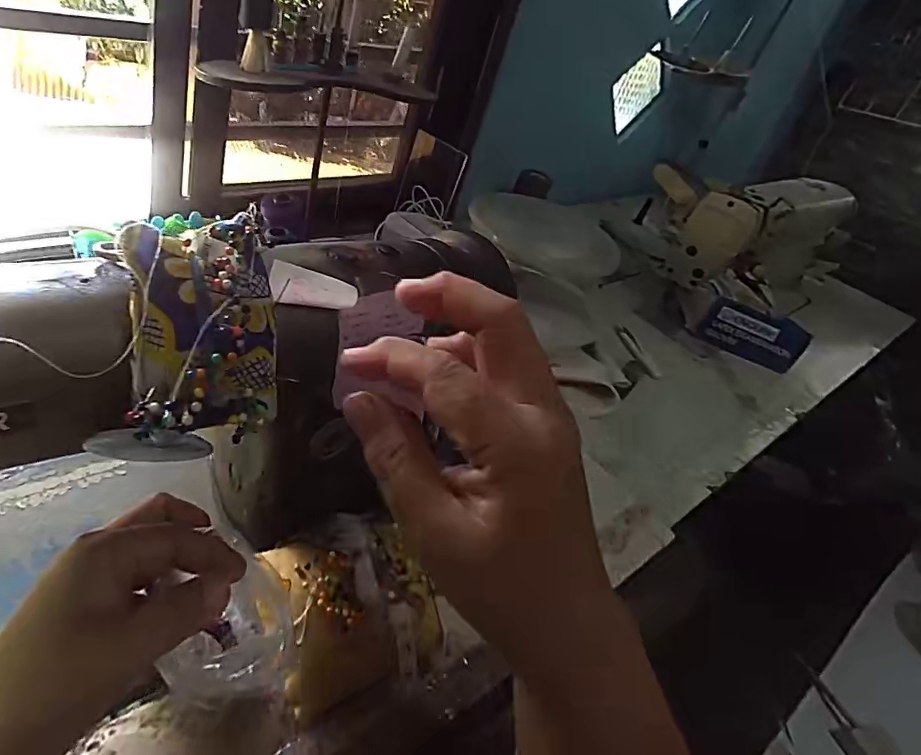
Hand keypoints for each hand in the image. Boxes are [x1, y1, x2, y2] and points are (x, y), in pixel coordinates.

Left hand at [0, 493, 245, 754]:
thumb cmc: (58, 681)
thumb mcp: (127, 650)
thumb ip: (179, 612)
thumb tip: (222, 585)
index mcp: (104, 550)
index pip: (171, 535)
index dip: (211, 551)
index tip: (244, 575)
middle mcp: (93, 551)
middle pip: (153, 522)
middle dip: (192, 535)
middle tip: (223, 565)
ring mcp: (80, 577)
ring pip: (139, 552)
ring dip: (174, 562)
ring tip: (200, 595)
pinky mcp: (74, 605)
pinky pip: (125, 580)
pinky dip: (154, 586)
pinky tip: (163, 616)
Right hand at [340, 273, 685, 754]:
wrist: (569, 626)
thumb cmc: (501, 588)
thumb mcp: (434, 531)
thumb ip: (394, 455)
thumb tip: (357, 395)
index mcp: (517, 442)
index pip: (446, 373)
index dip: (394, 359)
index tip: (352, 362)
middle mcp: (543, 412)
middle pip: (503, 321)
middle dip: (450, 294)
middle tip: (399, 293)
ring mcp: (550, 414)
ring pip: (508, 337)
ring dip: (458, 321)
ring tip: (405, 335)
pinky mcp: (544, 423)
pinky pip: (506, 365)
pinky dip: (468, 351)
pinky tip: (432, 371)